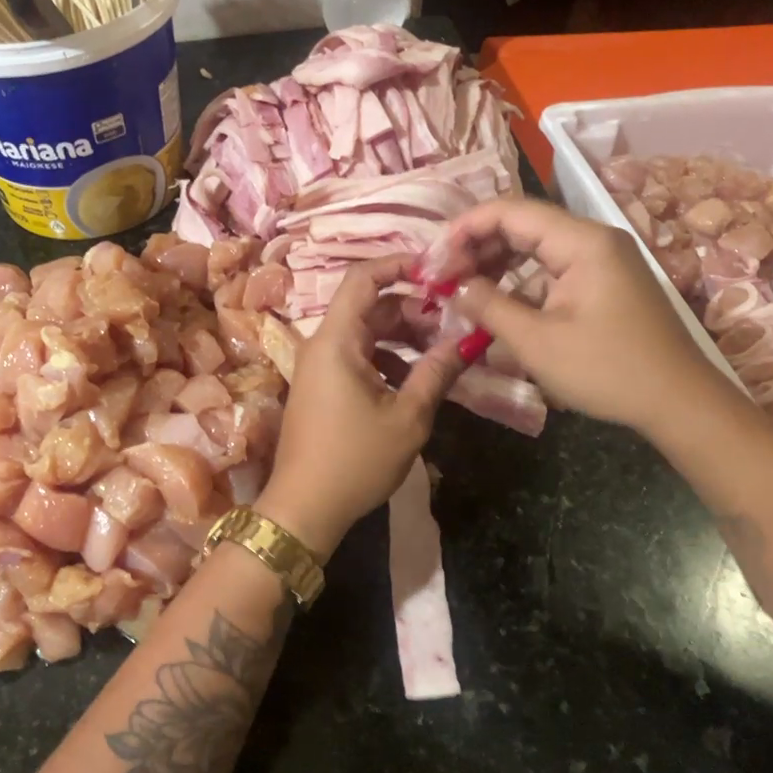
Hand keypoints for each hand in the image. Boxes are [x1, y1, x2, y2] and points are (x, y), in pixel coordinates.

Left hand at [256, 257, 465, 555]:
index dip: (399, 265)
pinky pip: (359, 355)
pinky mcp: (323, 386)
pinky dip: (388, 358)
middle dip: (413, 309)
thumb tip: (468, 339)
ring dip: (404, 336)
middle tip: (453, 325)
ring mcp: (320, 365)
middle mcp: (323, 343)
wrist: (305, 508)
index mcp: (337, 340)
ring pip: (367, 332)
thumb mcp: (408, 417)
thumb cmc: (356, 460)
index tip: (438, 272)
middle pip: (369, 305)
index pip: (363, 278)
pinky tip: (417, 380)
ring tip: (443, 354)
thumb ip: (437, 372)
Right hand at [443, 199, 738, 433]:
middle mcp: (593, 238)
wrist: (680, 402)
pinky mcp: (604, 281)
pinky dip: (520, 280)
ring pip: (535, 246)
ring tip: (461, 289)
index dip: (464, 228)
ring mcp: (602, 259)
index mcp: (581, 241)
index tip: (433, 258)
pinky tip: (496, 302)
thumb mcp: (536, 341)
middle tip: (442, 277)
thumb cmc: (607, 370)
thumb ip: (488, 305)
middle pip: (522, 224)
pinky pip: (551, 267)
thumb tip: (453, 285)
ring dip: (495, 263)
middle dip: (477, 246)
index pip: (509, 211)